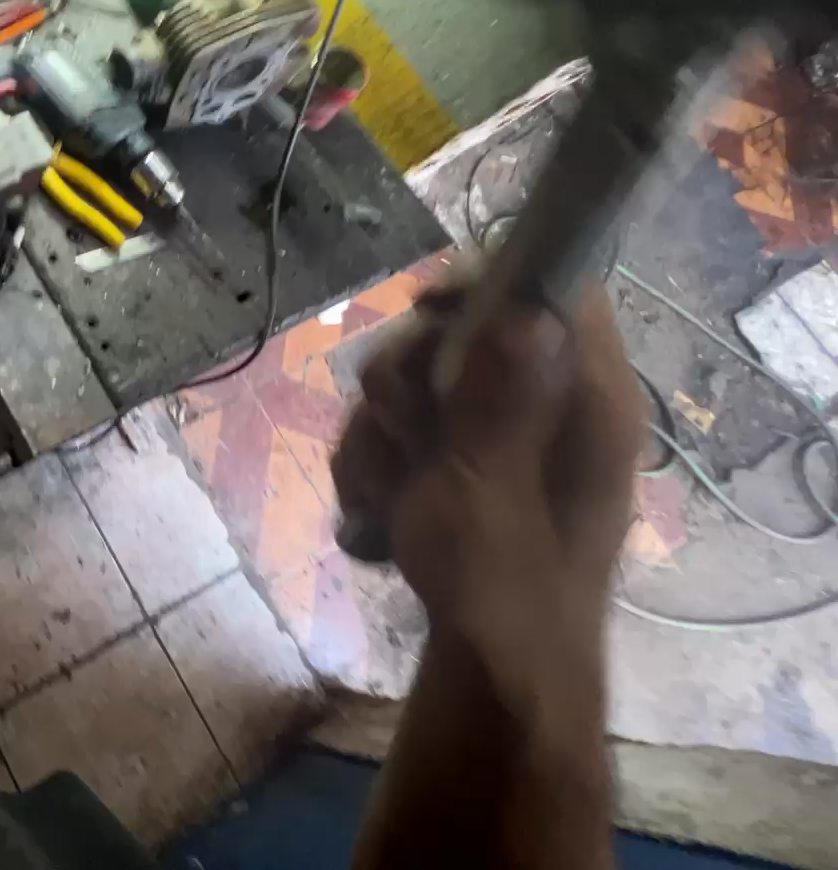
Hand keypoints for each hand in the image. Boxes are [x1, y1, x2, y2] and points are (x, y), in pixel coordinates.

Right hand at [331, 288, 641, 697]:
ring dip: (374, 436)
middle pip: (451, 339)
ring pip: (402, 386)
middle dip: (400, 384)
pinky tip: (374, 506)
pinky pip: (385, 428)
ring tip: (384, 493)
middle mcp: (536, 405)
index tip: (423, 315)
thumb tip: (525, 309)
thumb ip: (499, 402)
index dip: (484, 289)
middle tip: (399, 429)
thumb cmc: (498, 584)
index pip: (550, 297)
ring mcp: (487, 433)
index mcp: (580, 403)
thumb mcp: (488, 491)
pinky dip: (368, 462)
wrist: (484, 659)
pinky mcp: (449, 457)